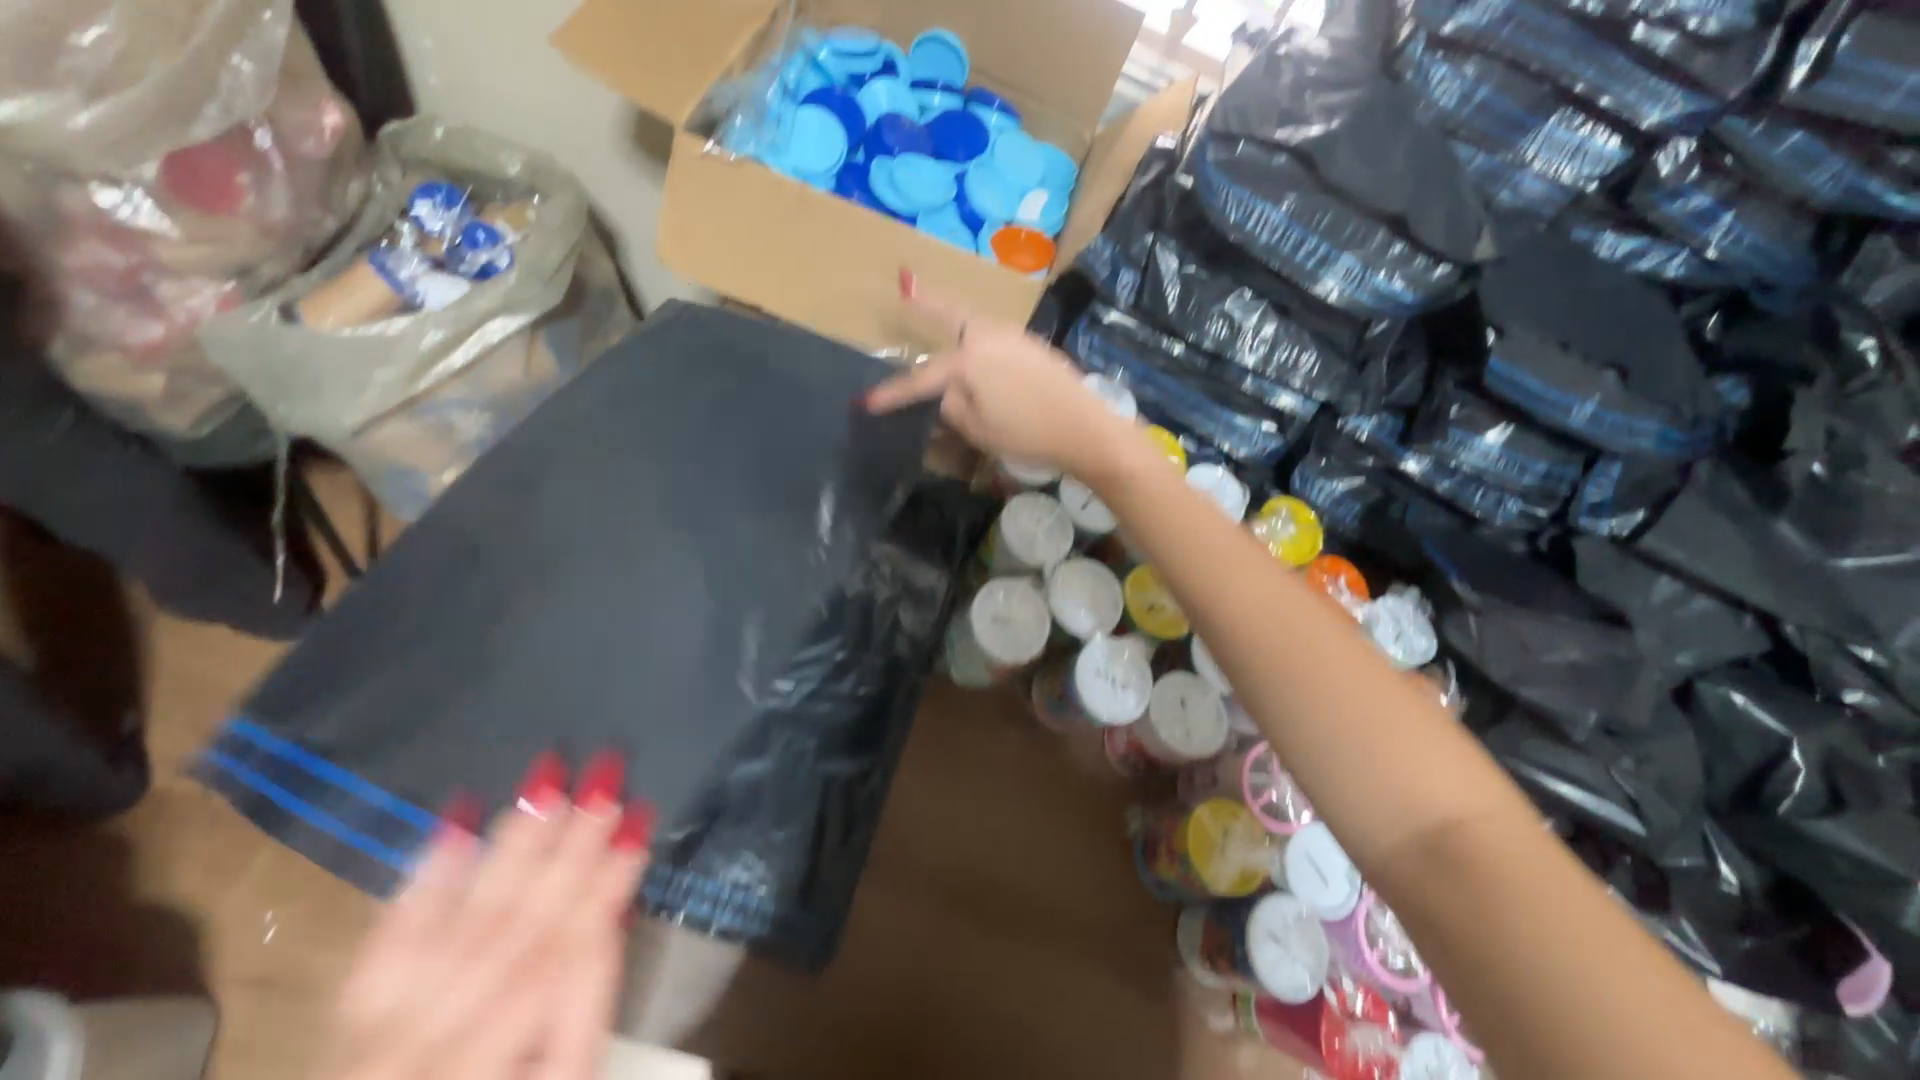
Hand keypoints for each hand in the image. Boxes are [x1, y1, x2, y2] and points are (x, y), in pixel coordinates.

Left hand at [321, 752, 654, 1079]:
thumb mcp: (562, 1079)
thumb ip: (581, 1012)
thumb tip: (608, 917)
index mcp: (485, 1068)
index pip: (558, 960)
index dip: (601, 887)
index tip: (635, 822)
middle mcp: (425, 1051)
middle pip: (512, 929)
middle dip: (565, 849)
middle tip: (602, 780)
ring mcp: (377, 1028)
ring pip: (460, 920)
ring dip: (509, 845)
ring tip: (546, 782)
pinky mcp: (351, 1005)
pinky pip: (391, 933)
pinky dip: (428, 873)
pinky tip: (458, 819)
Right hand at [865, 270, 1135, 480]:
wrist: (1085, 428)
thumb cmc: (1027, 433)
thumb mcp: (978, 428)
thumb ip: (953, 406)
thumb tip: (946, 393)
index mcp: (969, 358)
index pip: (922, 377)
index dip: (893, 393)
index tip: (865, 402)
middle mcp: (989, 336)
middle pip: (951, 315)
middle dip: (926, 301)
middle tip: (905, 282)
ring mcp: (1014, 337)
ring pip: (974, 320)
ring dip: (952, 314)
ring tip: (933, 307)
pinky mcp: (1032, 346)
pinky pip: (992, 334)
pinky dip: (975, 333)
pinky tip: (973, 345)